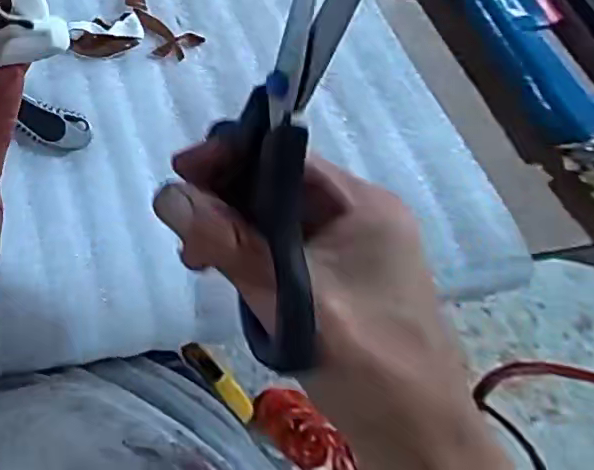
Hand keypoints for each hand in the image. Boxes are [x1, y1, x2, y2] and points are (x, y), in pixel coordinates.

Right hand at [153, 142, 509, 469]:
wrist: (426, 454)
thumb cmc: (373, 373)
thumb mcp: (294, 301)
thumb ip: (230, 245)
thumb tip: (167, 194)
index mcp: (362, 204)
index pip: (283, 154)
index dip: (230, 154)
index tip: (181, 169)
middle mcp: (356, 213)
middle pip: (273, 180)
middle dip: (222, 195)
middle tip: (182, 223)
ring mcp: (348, 244)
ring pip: (271, 212)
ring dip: (228, 225)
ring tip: (195, 254)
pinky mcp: (336, 274)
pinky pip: (279, 242)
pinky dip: (245, 249)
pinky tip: (221, 269)